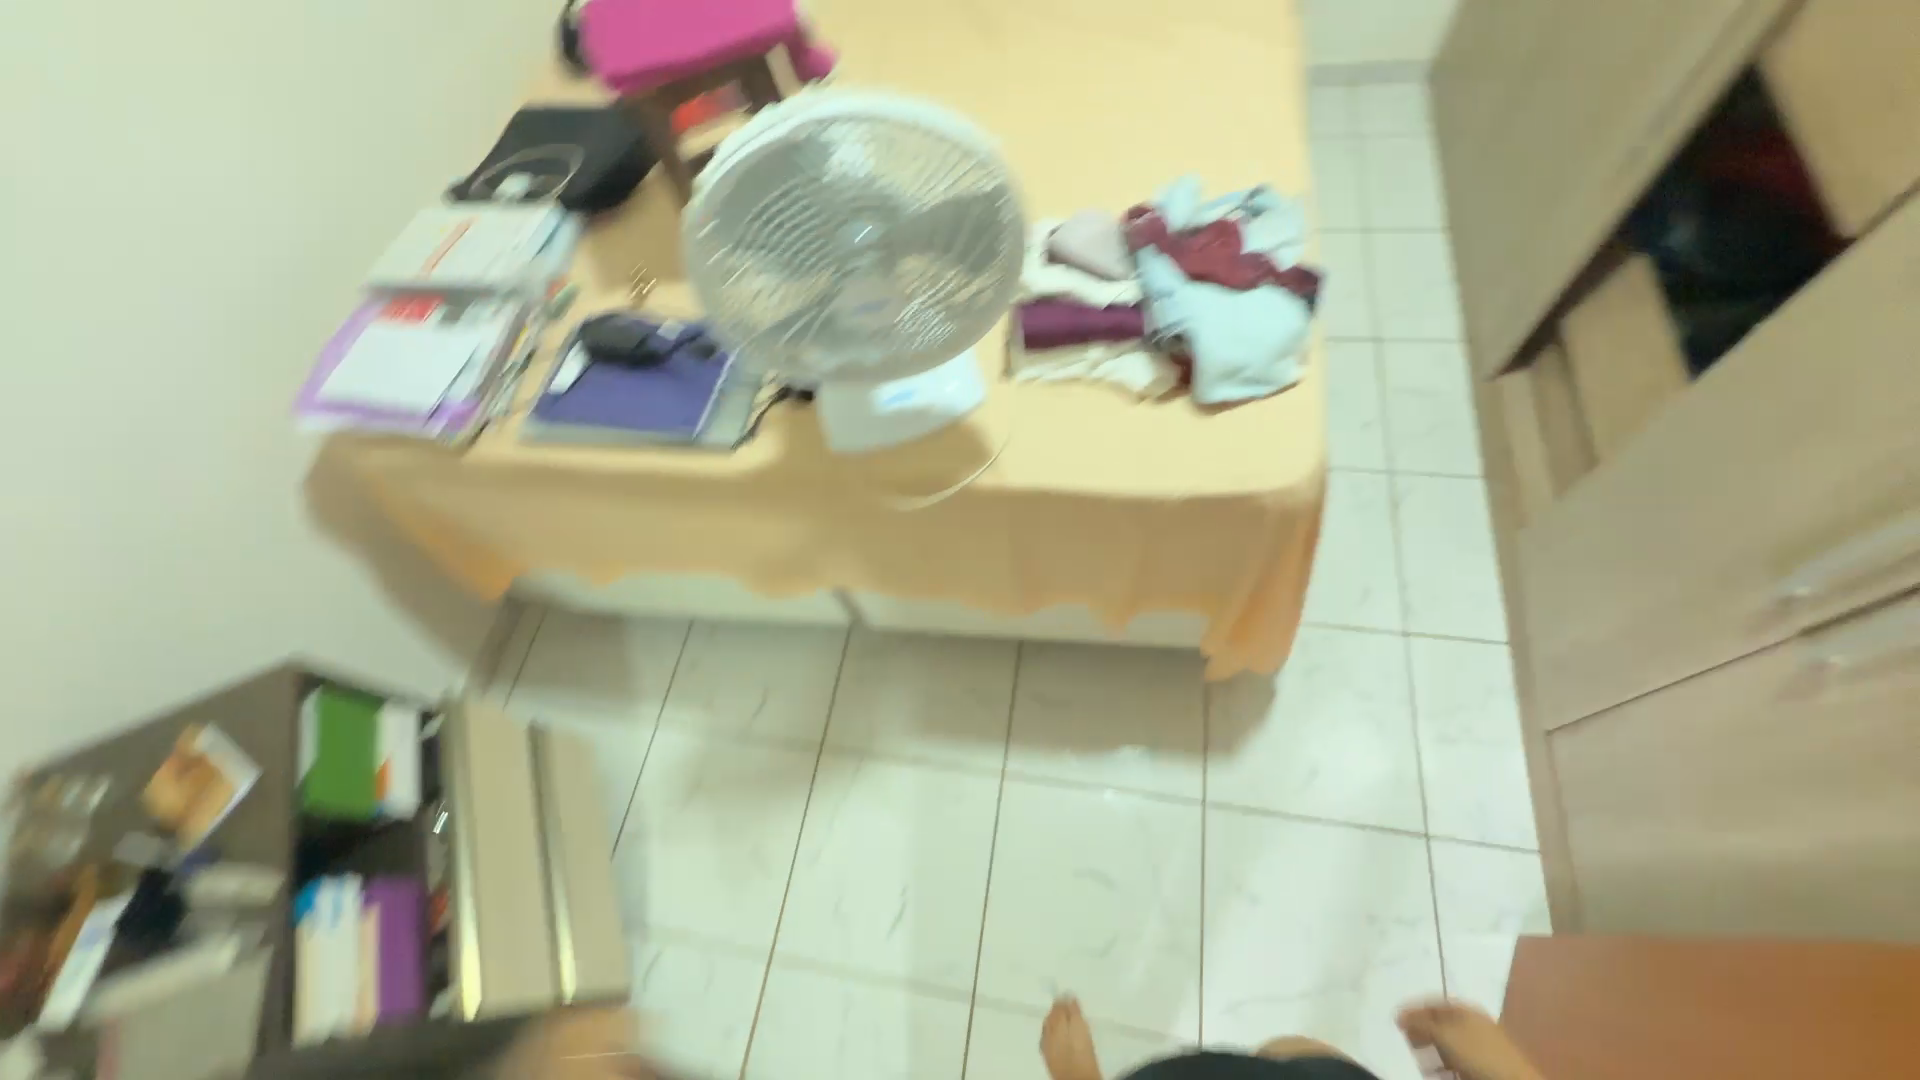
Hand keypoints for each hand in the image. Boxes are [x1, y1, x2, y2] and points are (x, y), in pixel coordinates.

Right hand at [1397, 1000, 1543, 1079]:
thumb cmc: (1479, 1054)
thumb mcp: (1444, 1034)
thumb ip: (1419, 1023)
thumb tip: (1398, 1015)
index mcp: (1464, 1009)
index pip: (1431, 1003)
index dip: (1412, 1010)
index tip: (1396, 1022)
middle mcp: (1471, 1022)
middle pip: (1438, 1024)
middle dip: (1421, 1035)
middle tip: (1408, 1044)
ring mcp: (1479, 1044)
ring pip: (1446, 1045)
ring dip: (1431, 1054)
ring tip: (1423, 1064)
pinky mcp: (1483, 1065)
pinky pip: (1457, 1061)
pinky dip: (1444, 1066)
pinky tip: (1437, 1073)